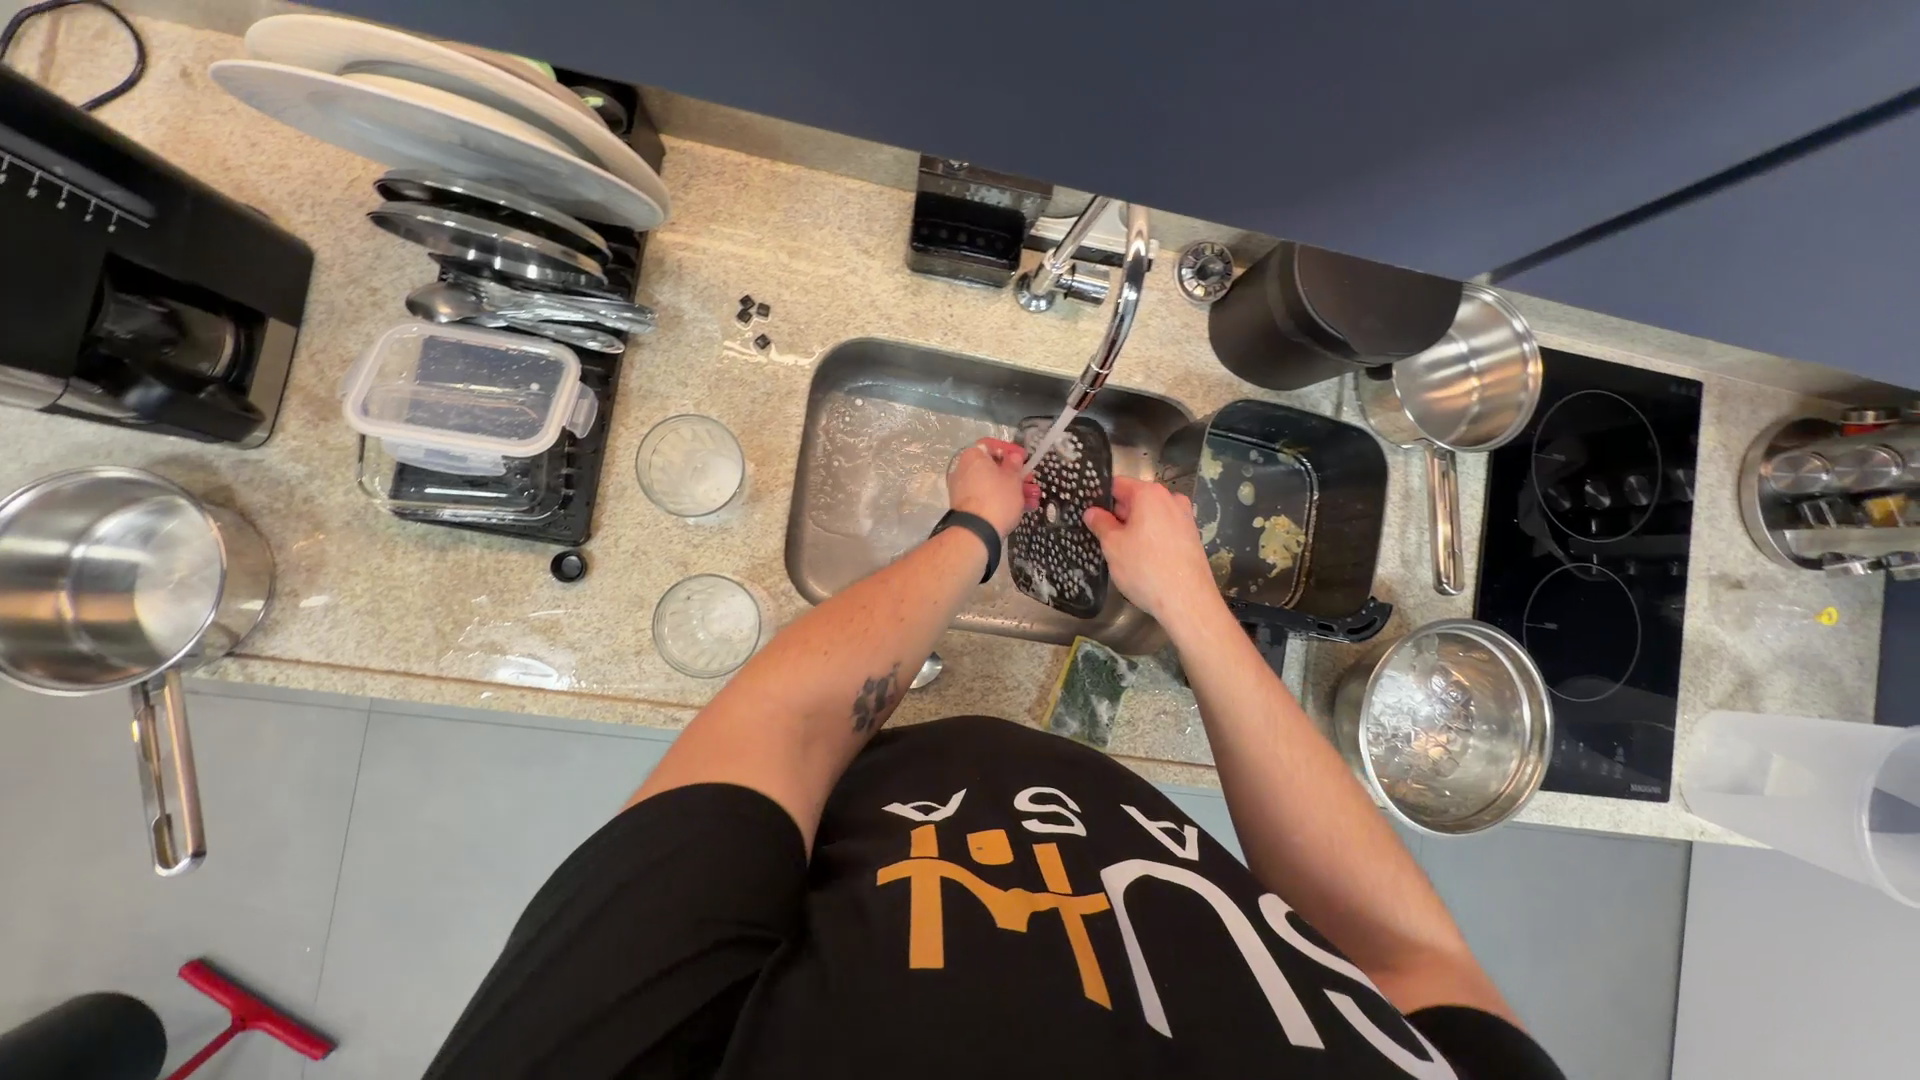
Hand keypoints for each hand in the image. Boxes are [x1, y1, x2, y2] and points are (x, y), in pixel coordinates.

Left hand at [948, 437, 1041, 536]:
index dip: (1010, 450)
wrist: (976, 532)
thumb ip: (1014, 465)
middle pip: (993, 468)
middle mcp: (963, 470)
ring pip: (993, 485)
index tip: (1024, 457)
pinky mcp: (966, 507)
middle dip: (1016, 475)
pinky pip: (987, 498)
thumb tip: (1013, 457)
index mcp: (972, 457)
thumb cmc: (997, 498)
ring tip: (1034, 498)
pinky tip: (1024, 508)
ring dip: (1014, 490)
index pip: (991, 445)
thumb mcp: (1013, 479)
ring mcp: (963, 490)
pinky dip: (1003, 501)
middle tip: (1031, 480)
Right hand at [1083, 476, 1221, 625]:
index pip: (1118, 484)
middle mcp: (1171, 499)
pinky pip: (1164, 530)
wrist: (1187, 601)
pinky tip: (1143, 559)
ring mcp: (1185, 518)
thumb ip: (1101, 523)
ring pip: (1151, 516)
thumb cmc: (1145, 568)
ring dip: (1135, 528)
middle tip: (1101, 535)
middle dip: (1118, 515)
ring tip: (1121, 551)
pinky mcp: (1192, 537)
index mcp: (1149, 494)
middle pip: (1136, 499)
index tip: (1089, 512)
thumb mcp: (1113, 546)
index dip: (1100, 497)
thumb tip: (1092, 512)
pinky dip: (1151, 538)